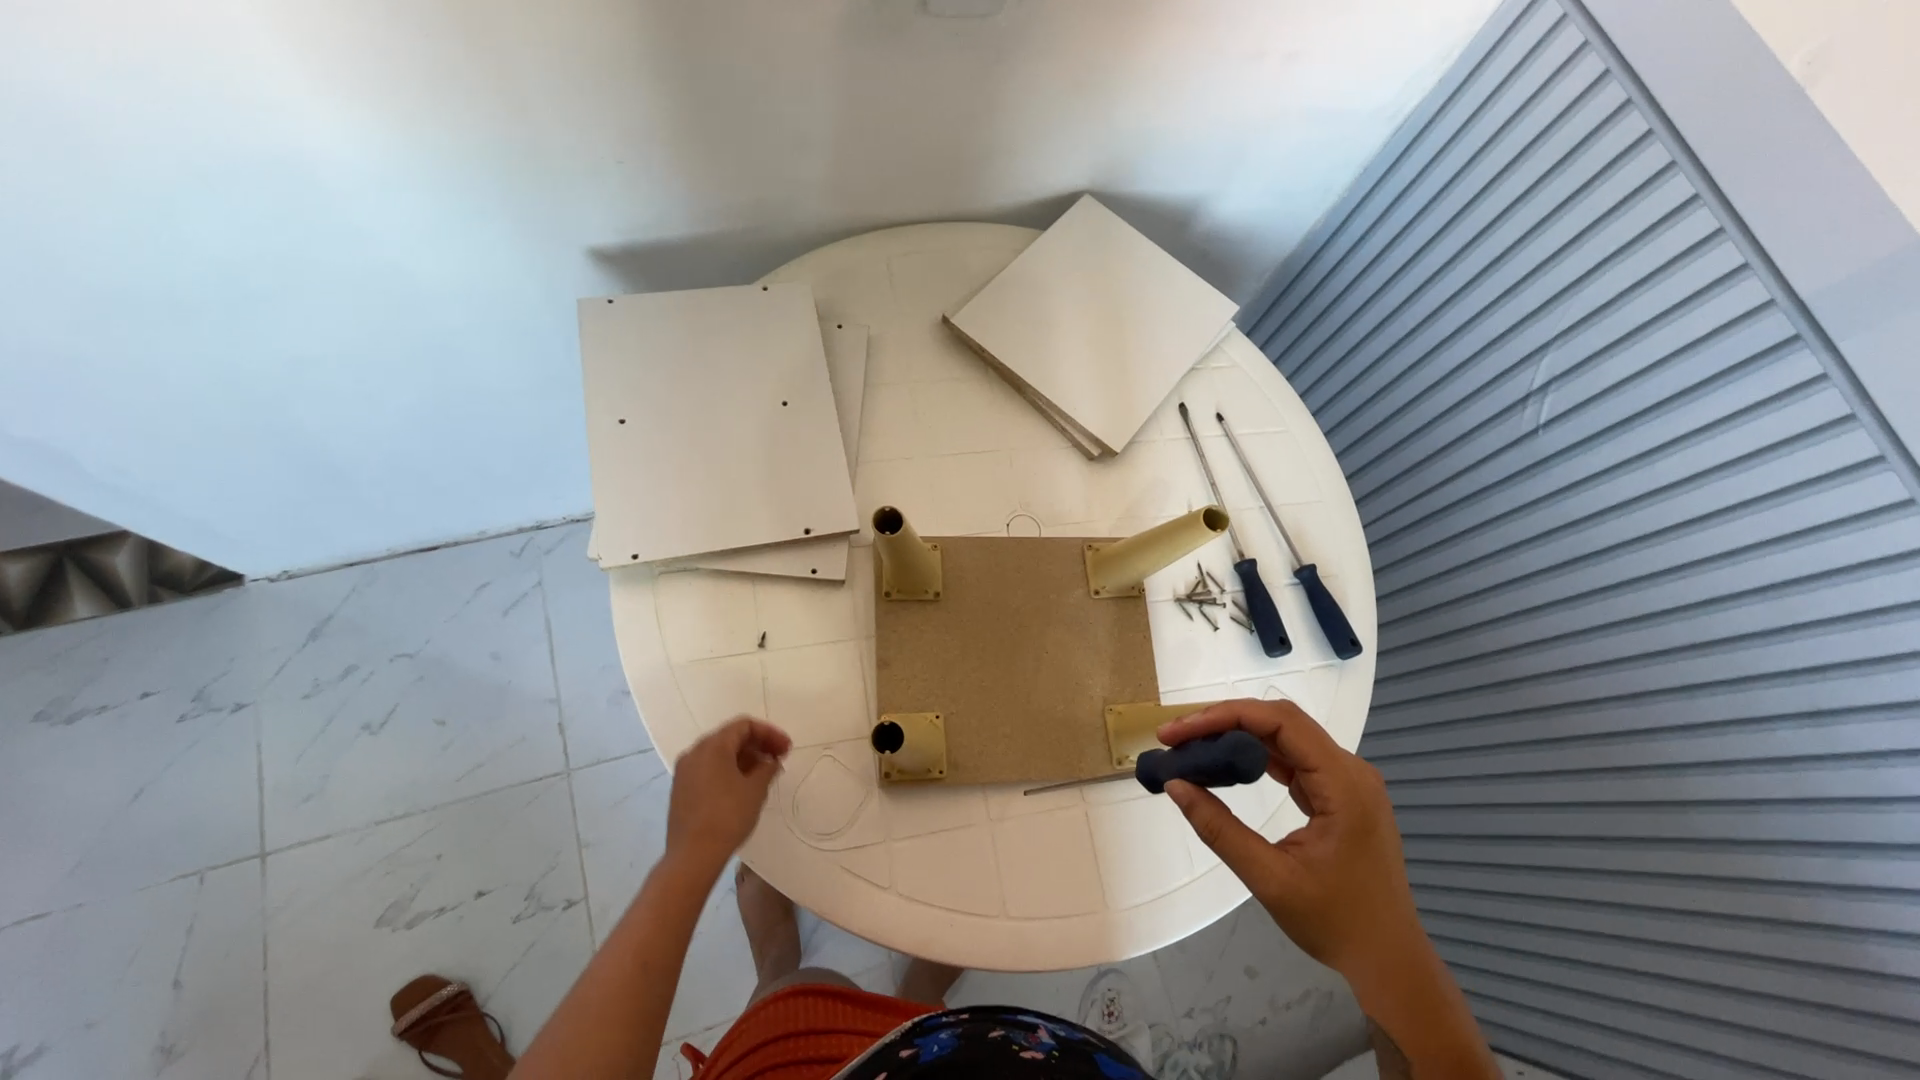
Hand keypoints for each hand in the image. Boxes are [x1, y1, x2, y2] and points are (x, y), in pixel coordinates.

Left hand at [666, 717, 791, 870]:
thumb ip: (767, 768)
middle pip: (730, 737)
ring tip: (764, 774)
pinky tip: (742, 787)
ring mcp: (684, 771)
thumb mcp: (755, 790)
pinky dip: (728, 770)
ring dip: (743, 758)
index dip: (769, 733)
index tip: (786, 749)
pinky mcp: (681, 789)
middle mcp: (695, 752)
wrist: (692, 855)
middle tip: (778, 759)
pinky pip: (708, 769)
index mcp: (713, 746)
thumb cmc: (728, 817)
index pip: (744, 726)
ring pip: (718, 754)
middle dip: (757, 744)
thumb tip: (770, 761)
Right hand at [1158, 699, 1424, 981]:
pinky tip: (1226, 764)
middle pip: (1282, 722)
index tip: (1177, 733)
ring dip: (1238, 736)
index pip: (1280, 723)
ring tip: (1192, 747)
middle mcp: (1351, 772)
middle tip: (1175, 738)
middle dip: (1224, 721)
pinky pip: (1294, 760)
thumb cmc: (1335, 922)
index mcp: (1344, 785)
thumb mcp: (1269, 878)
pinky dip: (1256, 756)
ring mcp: (1349, 782)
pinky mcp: (1341, 795)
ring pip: (1286, 737)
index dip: (1224, 717)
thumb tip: (1175, 785)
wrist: (1388, 958)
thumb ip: (1219, 828)